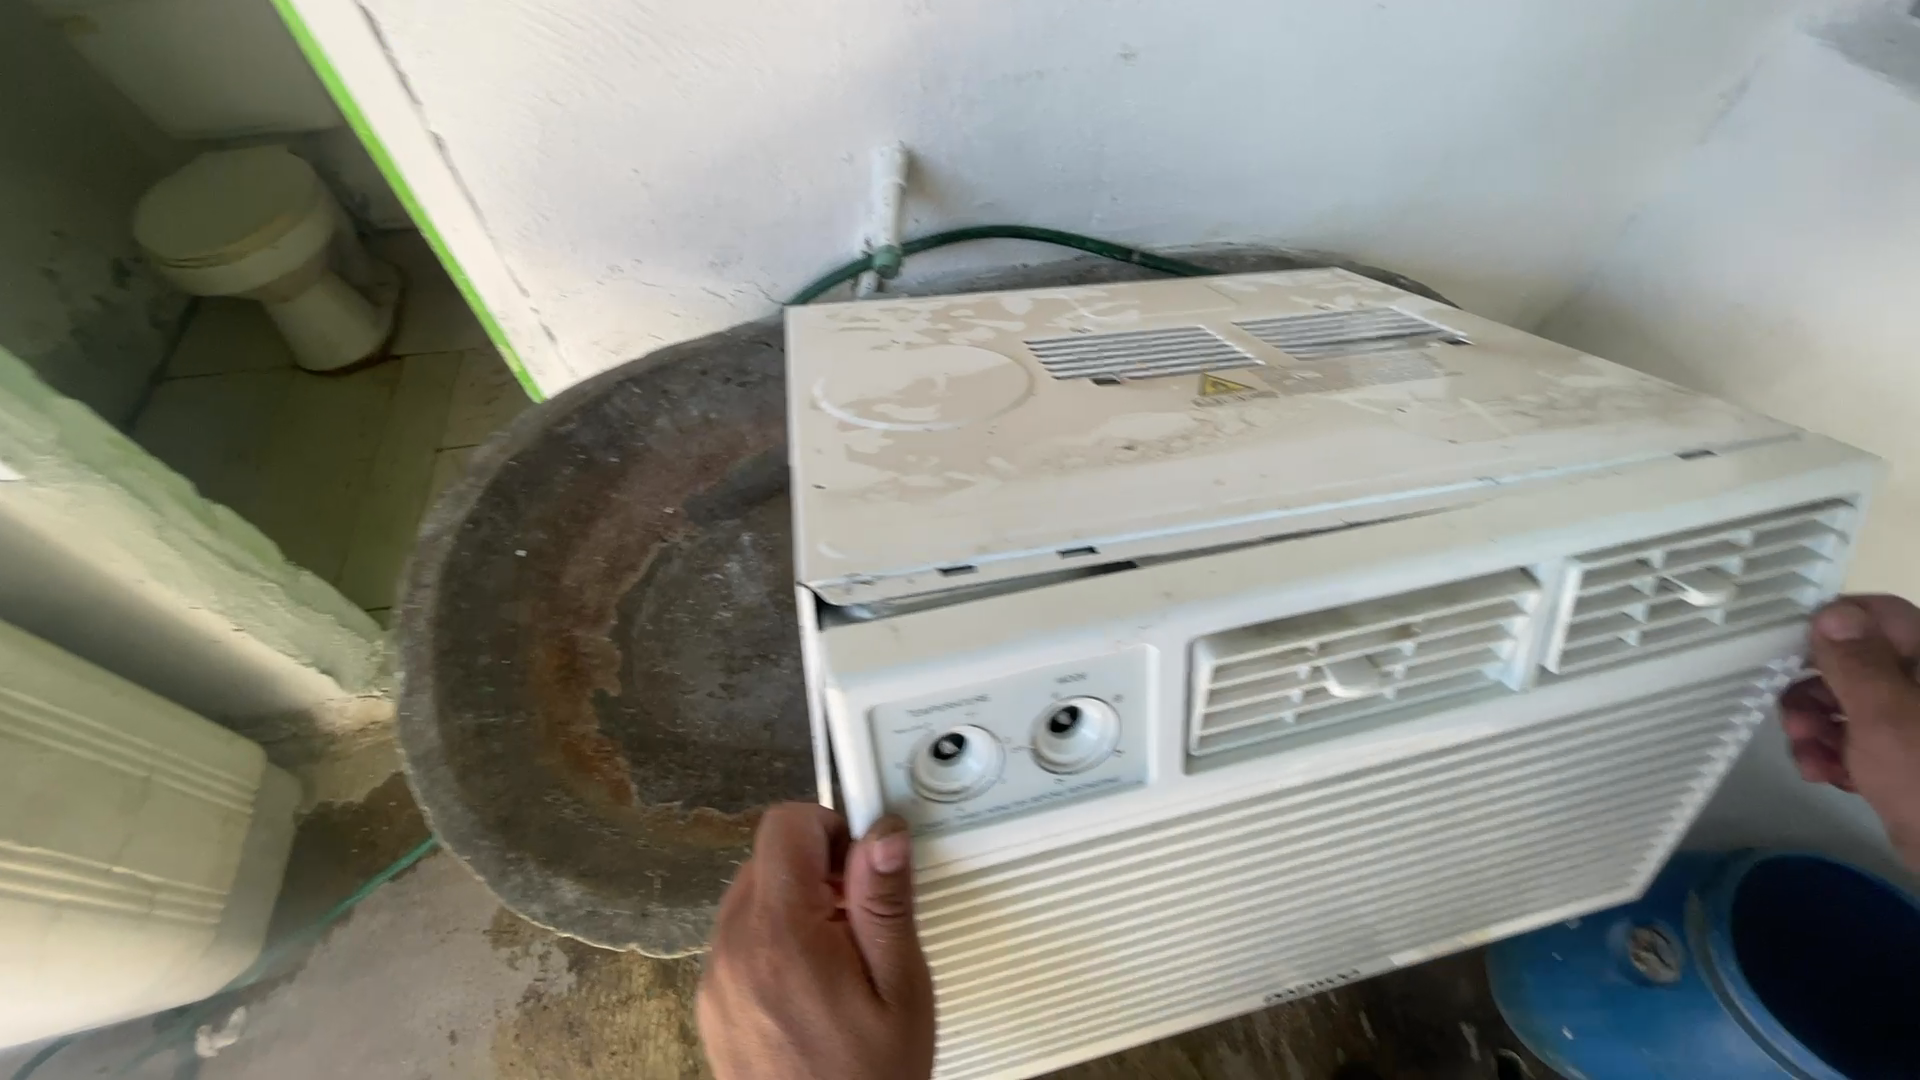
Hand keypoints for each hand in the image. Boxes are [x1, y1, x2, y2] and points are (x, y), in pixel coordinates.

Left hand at [697, 803, 934, 1079]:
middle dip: (820, 867)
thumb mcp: (900, 988)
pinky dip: (776, 935)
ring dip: (799, 901)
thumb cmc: (871, 1077)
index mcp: (779, 934)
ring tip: (841, 953)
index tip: (862, 866)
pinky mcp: (711, 1001)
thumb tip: (883, 830)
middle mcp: (732, 947)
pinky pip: (742, 935)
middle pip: (769, 857)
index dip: (829, 827)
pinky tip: (812, 982)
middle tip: (861, 916)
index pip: (784, 826)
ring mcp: (715, 977)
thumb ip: (886, 902)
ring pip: (755, 893)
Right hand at [1782, 595, 1919, 868]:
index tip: (1790, 657)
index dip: (1830, 627)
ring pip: (1850, 700)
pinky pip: (1861, 735)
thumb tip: (1832, 612)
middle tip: (1797, 722)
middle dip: (1812, 691)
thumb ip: (1857, 663)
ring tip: (1811, 757)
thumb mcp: (1887, 721)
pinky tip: (1830, 775)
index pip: (1880, 615)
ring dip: (1816, 727)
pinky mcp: (1915, 754)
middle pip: (1856, 661)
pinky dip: (1836, 752)